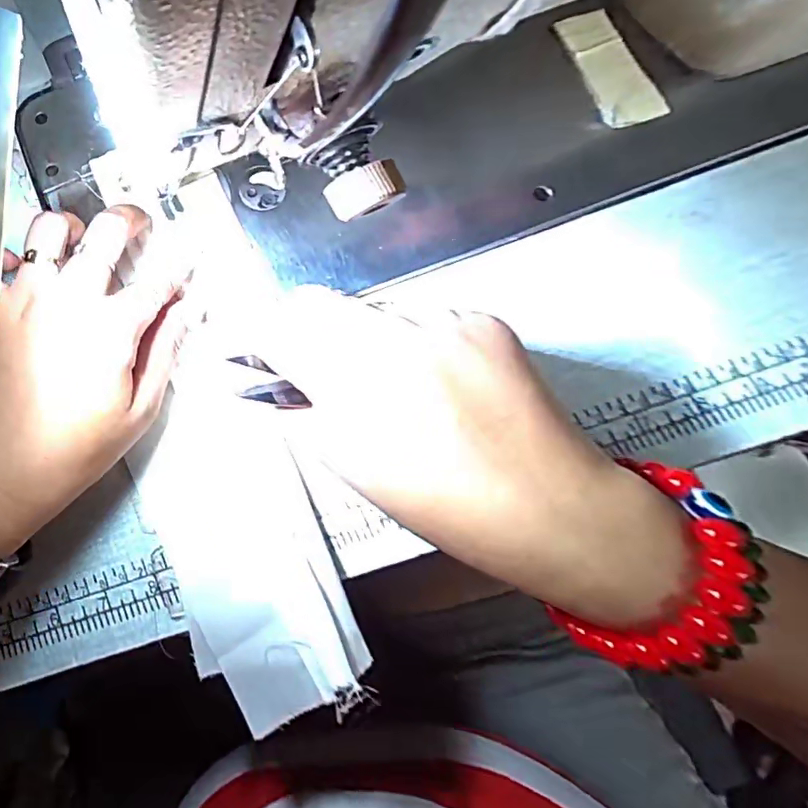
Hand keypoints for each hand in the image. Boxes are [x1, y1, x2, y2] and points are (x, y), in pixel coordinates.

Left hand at [0, 206, 190, 557]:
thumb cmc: (70, 450)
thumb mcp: (139, 411)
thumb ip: (165, 349)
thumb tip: (185, 309)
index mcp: (110, 328)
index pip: (157, 279)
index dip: (178, 268)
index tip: (184, 265)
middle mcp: (67, 301)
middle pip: (106, 231)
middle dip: (132, 220)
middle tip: (139, 225)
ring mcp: (24, 299)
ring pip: (48, 228)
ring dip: (74, 227)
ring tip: (84, 241)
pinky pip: (6, 260)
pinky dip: (25, 257)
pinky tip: (41, 274)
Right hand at [251, 286, 691, 627]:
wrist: (549, 504)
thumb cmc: (443, 503)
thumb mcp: (354, 466)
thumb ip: (308, 412)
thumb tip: (281, 379)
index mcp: (352, 386)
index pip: (278, 328)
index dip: (259, 334)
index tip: (257, 344)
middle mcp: (391, 340)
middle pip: (317, 303)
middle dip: (305, 327)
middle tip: (316, 360)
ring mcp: (440, 322)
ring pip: (373, 309)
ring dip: (367, 336)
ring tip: (400, 382)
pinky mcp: (480, 318)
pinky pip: (425, 316)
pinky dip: (418, 341)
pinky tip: (442, 378)